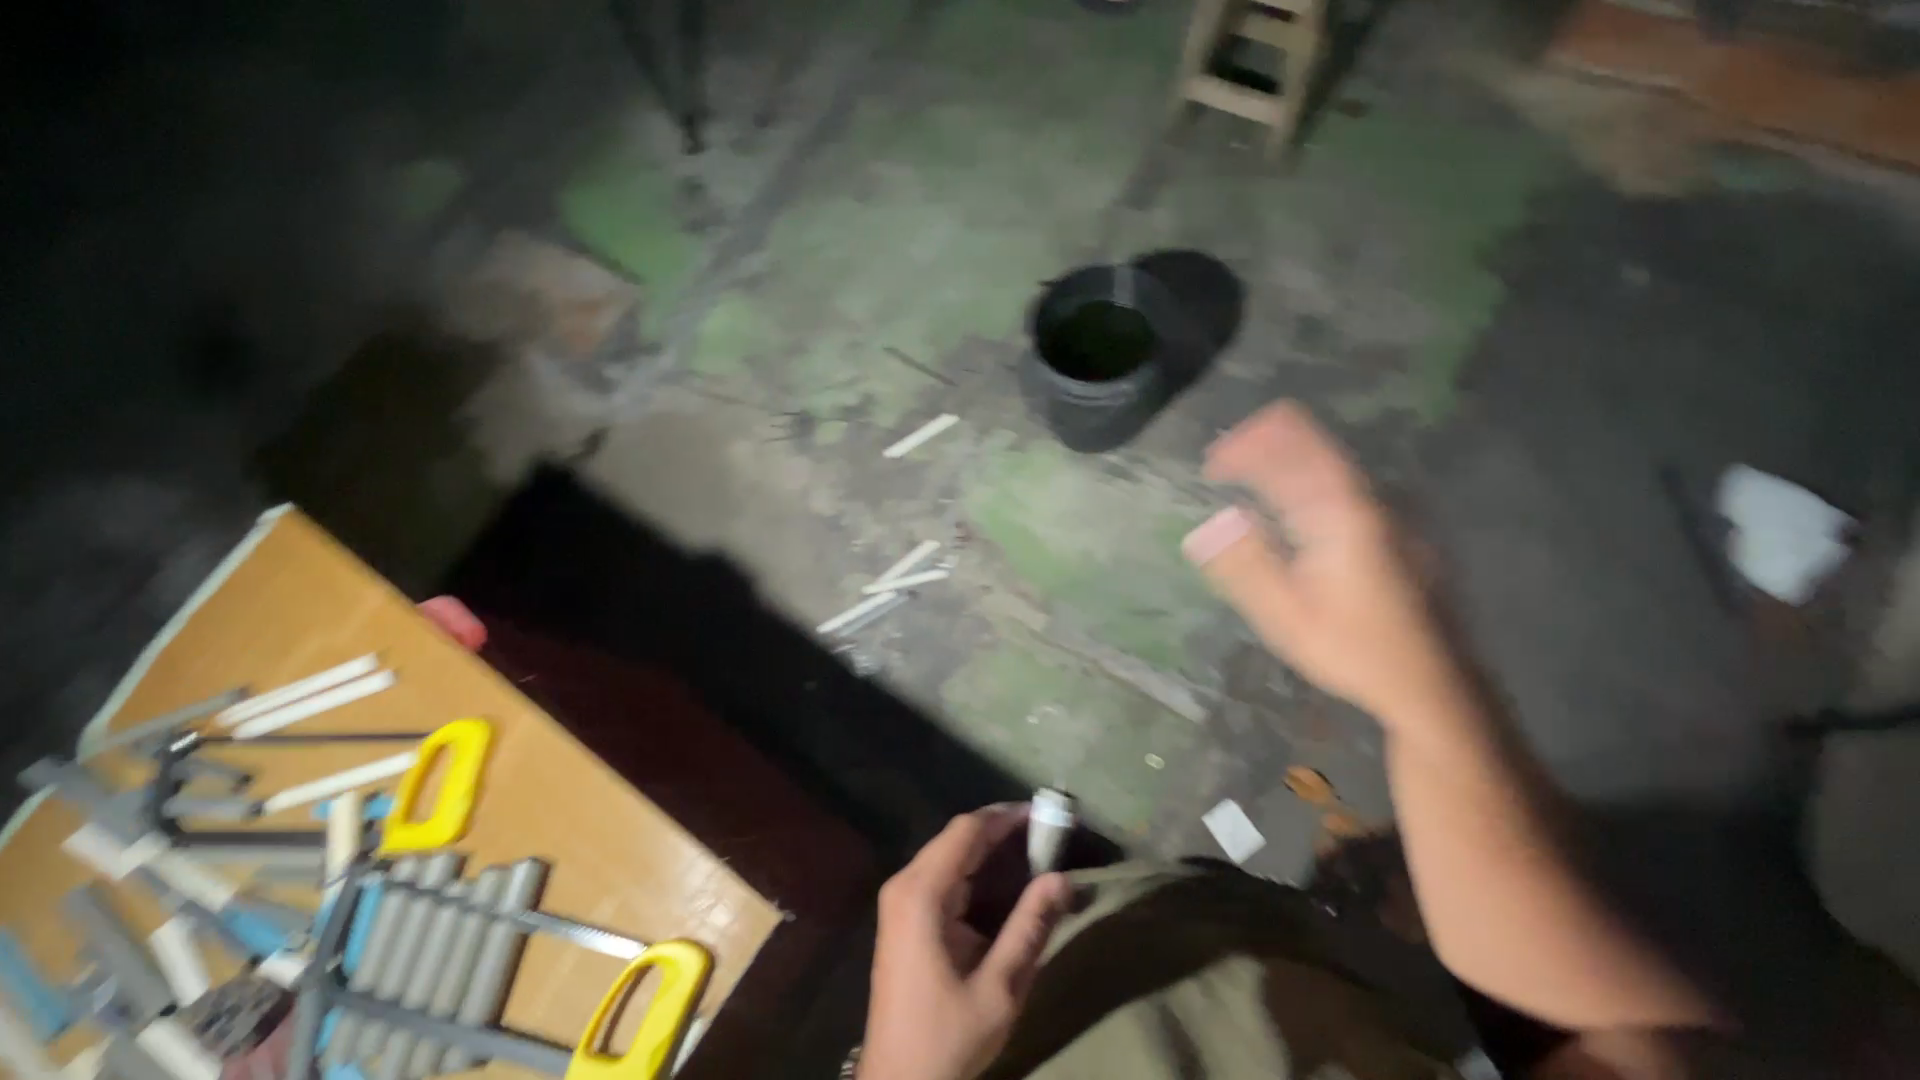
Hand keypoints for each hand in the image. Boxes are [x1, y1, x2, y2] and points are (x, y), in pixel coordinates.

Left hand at [859, 807, 1072, 1079]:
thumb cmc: (948, 1036)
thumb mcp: (1000, 987)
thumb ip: (1030, 927)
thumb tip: (1062, 877)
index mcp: (922, 893)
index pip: (966, 831)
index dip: (1007, 816)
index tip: (1048, 815)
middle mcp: (905, 885)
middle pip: (956, 837)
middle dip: (1002, 830)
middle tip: (1050, 835)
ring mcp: (900, 900)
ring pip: (949, 854)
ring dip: (990, 849)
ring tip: (1038, 852)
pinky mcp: (903, 917)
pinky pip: (942, 876)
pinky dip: (975, 871)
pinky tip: (1007, 881)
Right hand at [1182, 401, 1461, 721]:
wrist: (1434, 683)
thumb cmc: (1355, 650)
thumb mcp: (1288, 615)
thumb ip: (1246, 566)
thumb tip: (1207, 524)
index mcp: (1340, 513)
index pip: (1292, 448)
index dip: (1247, 445)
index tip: (1211, 464)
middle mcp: (1370, 502)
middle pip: (1314, 448)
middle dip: (1263, 448)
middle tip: (1224, 466)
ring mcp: (1390, 516)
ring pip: (1332, 467)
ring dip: (1286, 464)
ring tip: (1249, 480)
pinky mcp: (1398, 534)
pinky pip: (1344, 489)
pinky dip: (1309, 484)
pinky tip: (1294, 512)